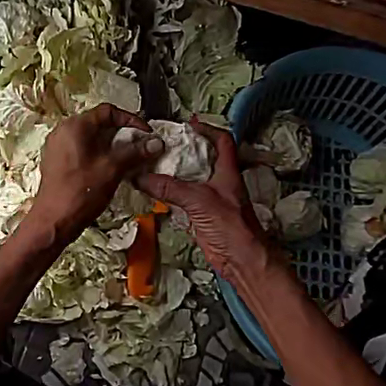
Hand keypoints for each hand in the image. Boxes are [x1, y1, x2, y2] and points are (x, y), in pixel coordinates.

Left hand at [26, 104, 159, 242]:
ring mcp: (57, 147)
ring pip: (91, 138)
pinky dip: (98, 155)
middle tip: (139, 147)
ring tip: (128, 159)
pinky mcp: (57, 162)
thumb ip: (135, 152)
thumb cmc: (80, 193)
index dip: (130, 120)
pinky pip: (82, 151)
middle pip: (99, 124)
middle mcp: (63, 131)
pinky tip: (110, 170)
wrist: (54, 222)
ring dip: (111, 146)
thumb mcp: (113, 169)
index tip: (145, 134)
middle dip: (122, 134)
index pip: (108, 111)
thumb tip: (156, 142)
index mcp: (75, 126)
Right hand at [136, 118, 275, 282]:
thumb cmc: (232, 227)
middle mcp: (221, 183)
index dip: (208, 129)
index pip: (223, 141)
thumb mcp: (199, 201)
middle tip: (164, 144)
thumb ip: (170, 188)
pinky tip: (157, 190)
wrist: (243, 261)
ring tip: (155, 164)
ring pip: (193, 179)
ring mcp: (213, 200)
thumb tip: (141, 177)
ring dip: (176, 172)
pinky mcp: (203, 217)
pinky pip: (185, 199)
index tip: (189, 124)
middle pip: (204, 158)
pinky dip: (171, 193)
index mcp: (228, 172)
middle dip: (185, 150)